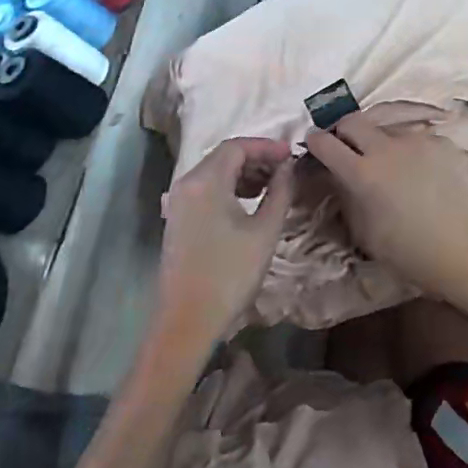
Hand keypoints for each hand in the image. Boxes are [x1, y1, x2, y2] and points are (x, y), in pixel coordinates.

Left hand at [156, 137, 295, 342]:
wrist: (188, 321)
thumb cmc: (230, 273)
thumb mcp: (265, 230)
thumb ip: (280, 191)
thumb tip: (287, 168)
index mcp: (205, 181)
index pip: (237, 147)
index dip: (266, 146)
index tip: (291, 154)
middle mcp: (186, 184)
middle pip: (223, 156)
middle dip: (256, 158)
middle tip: (284, 169)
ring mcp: (178, 202)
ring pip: (214, 172)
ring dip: (243, 173)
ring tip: (271, 185)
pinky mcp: (177, 219)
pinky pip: (205, 189)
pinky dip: (228, 187)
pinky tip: (249, 202)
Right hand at [307, 112, 467, 308]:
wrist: (466, 251)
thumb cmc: (409, 252)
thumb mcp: (364, 231)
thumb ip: (346, 195)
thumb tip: (336, 175)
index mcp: (363, 173)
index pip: (326, 143)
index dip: (315, 142)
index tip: (314, 144)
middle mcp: (387, 148)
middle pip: (354, 120)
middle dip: (344, 130)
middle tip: (347, 147)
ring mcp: (418, 140)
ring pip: (387, 128)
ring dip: (379, 141)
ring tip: (389, 163)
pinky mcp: (442, 142)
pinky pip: (416, 138)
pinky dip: (410, 150)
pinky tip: (418, 171)